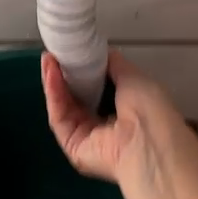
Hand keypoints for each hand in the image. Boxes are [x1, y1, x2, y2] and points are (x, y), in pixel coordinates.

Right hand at [41, 49, 186, 182]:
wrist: (149, 143)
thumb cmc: (149, 109)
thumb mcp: (134, 77)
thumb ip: (114, 64)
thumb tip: (100, 51)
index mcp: (124, 111)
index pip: (97, 89)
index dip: (83, 70)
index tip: (72, 52)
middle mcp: (105, 126)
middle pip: (77, 98)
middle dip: (65, 75)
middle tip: (54, 55)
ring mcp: (87, 138)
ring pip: (65, 107)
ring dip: (55, 82)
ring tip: (48, 60)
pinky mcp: (72, 147)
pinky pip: (60, 118)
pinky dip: (54, 95)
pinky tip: (50, 74)